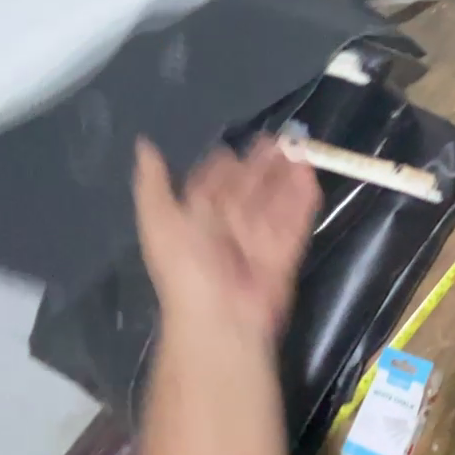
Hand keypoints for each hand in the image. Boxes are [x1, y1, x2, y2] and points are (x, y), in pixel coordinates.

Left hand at [132, 136, 320, 345]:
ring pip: (275, 199)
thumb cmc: (186, 266)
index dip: (228, 162)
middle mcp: (229, 224)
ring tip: (301, 147)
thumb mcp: (158, 220)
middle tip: (282, 138)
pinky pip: (295, 219)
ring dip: (287, 174)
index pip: (215, 181)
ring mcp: (258, 236)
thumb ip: (153, 183)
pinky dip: (303, 196)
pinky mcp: (284, 250)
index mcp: (197, 215)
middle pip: (250, 186)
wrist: (222, 315)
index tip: (241, 144)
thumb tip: (143, 144)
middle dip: (264, 164)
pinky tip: (310, 173)